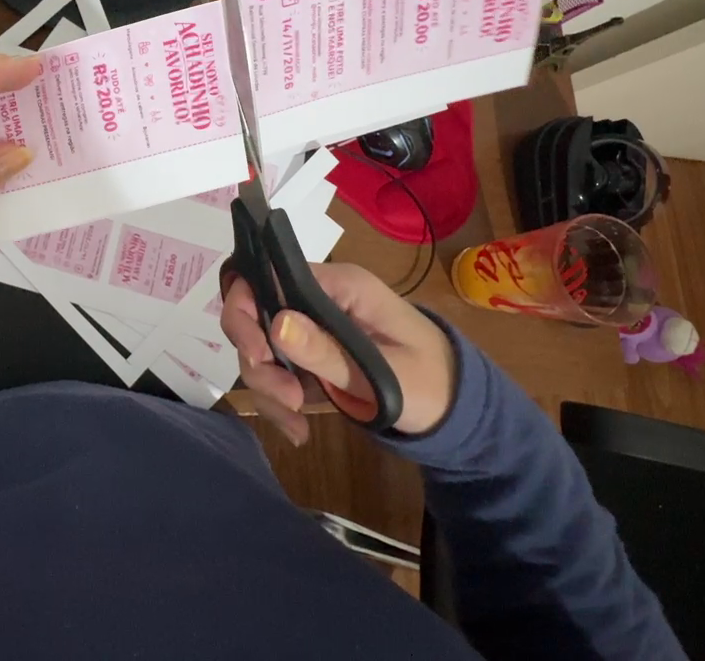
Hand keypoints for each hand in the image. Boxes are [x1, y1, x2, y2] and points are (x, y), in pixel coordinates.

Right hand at [219, 262, 455, 443]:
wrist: (458, 416)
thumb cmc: (433, 385)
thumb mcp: (384, 374)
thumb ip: (328, 351)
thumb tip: (276, 323)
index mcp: (339, 286)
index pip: (269, 275)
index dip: (245, 307)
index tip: (256, 352)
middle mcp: (318, 298)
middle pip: (254, 312)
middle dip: (257, 358)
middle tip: (285, 396)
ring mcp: (310, 328)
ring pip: (259, 347)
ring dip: (267, 386)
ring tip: (297, 419)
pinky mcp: (308, 357)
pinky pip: (273, 373)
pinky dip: (276, 403)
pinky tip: (298, 429)